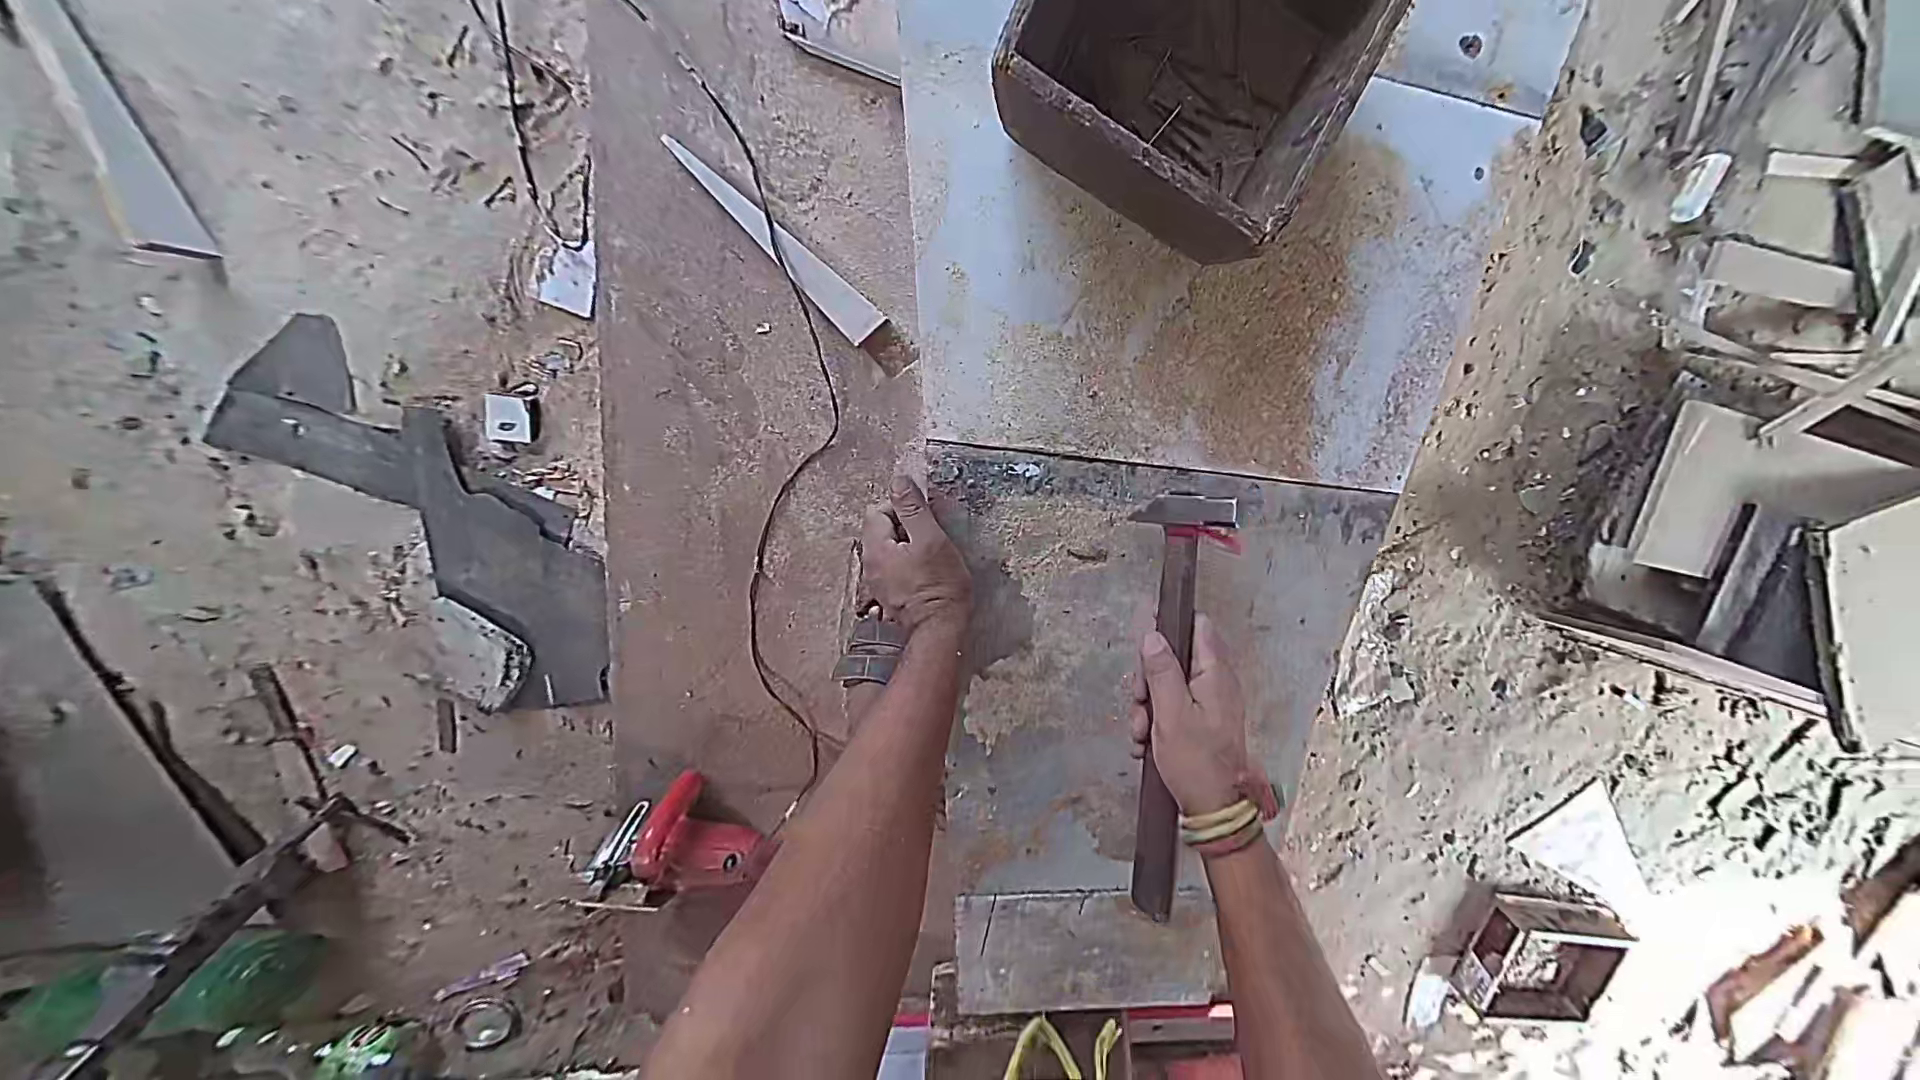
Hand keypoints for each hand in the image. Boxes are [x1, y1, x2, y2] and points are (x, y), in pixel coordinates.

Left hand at [861, 476, 971, 635]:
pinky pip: (895, 568)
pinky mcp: (890, 595)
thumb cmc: (940, 586)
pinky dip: (909, 564)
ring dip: (909, 546)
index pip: (878, 511)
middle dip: (905, 528)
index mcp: (875, 549)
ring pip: (890, 549)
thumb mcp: (931, 539)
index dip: (902, 509)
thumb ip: (913, 509)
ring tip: (930, 556)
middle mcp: (870, 566)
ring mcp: (878, 583)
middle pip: (881, 530)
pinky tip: (927, 572)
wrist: (941, 628)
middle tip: (930, 538)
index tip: (924, 520)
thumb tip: (899, 482)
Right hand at [1129, 614, 1276, 818]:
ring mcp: (1209, 702)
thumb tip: (1152, 635)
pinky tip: (1147, 741)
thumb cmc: (1196, 763)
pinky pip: (1171, 706)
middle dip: (1149, 677)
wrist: (1213, 810)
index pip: (1197, 626)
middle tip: (1140, 700)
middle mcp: (1216, 683)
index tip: (1144, 643)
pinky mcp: (1201, 720)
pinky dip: (1155, 720)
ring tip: (1143, 730)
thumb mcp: (1170, 713)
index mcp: (1215, 674)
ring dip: (1147, 704)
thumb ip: (1161, 671)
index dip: (1168, 627)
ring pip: (1167, 684)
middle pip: (1174, 656)